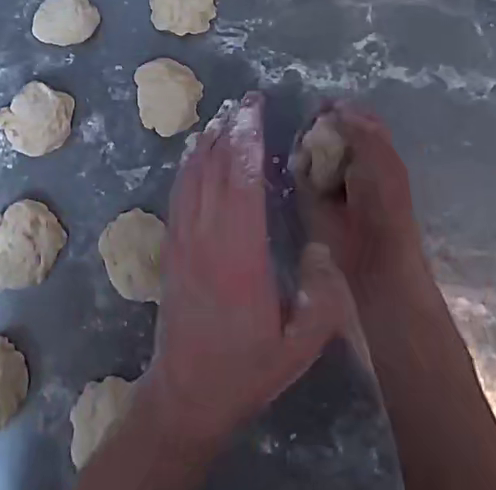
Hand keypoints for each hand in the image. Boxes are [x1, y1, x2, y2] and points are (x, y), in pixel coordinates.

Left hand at [141, 93, 353, 450]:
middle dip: (231, 128)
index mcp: (239, 255)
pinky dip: (190, 163)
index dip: (248, 139)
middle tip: (248, 99)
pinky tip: (199, 150)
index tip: (256, 109)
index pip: (241, 181)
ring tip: (226, 114)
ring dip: (210, 140)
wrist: (186, 395)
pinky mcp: (172, 247)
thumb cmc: (246, 368)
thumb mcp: (300, 343)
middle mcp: (206, 237)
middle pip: (215, 167)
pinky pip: (180, 192)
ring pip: (193, 175)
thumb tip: (323, 247)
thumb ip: (322, 295)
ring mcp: (184, 239)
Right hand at [296, 101, 427, 294]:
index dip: (344, 110)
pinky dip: (299, 162)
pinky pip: (301, 170)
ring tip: (305, 140)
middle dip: (321, 124)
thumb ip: (358, 127)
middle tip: (311, 121)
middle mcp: (354, 161)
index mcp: (378, 150)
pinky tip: (300, 160)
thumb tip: (336, 108)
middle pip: (333, 131)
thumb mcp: (377, 154)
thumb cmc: (382, 200)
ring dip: (308, 142)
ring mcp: (332, 178)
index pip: (359, 120)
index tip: (326, 104)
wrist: (370, 251)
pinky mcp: (312, 195)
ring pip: (315, 148)